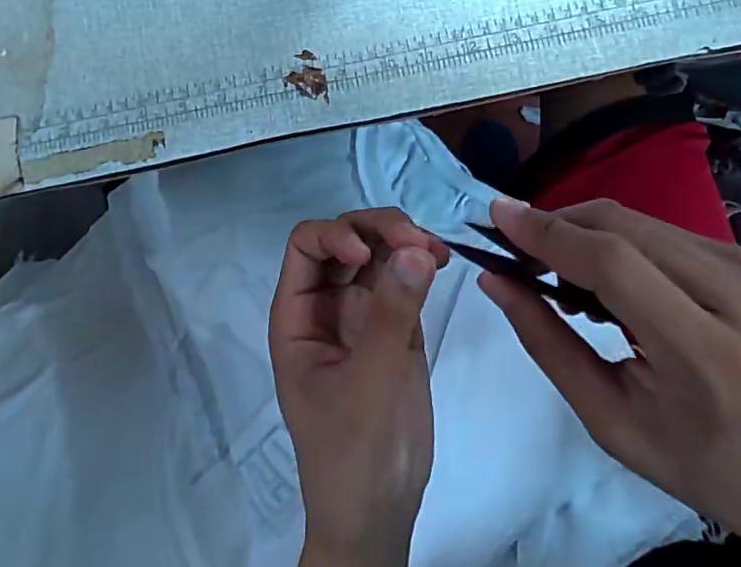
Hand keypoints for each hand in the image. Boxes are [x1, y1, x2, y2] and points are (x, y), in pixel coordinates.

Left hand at [270, 208, 451, 566]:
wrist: (379, 510)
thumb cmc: (353, 452)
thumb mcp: (368, 383)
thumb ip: (390, 315)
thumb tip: (416, 248)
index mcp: (299, 315)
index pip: (306, 246)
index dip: (334, 235)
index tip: (367, 252)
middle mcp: (328, 303)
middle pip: (346, 237)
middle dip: (380, 229)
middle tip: (420, 241)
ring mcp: (363, 311)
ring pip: (379, 250)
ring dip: (405, 237)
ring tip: (437, 250)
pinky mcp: (396, 322)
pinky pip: (405, 276)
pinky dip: (422, 260)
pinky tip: (442, 260)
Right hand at [476, 197, 740, 566]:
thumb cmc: (714, 468)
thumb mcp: (616, 425)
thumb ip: (549, 346)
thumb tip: (496, 282)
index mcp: (706, 351)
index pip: (612, 262)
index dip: (547, 230)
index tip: (496, 214)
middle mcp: (733, 290)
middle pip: (621, 223)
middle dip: (557, 223)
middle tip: (517, 252)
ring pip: (637, 218)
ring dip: (583, 231)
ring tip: (559, 274)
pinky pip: (659, 229)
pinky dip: (616, 239)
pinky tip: (605, 277)